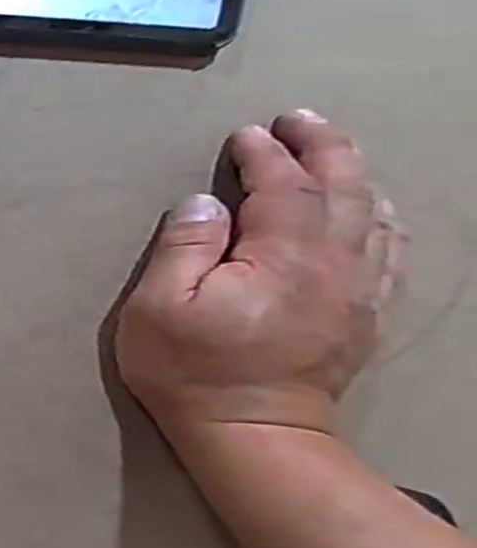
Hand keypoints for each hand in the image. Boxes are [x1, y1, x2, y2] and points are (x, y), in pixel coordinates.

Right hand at [116, 110, 405, 440]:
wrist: (249, 428)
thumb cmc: (186, 365)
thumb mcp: (158, 305)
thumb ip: (184, 248)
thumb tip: (204, 203)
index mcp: (281, 261)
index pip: (282, 192)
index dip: (266, 158)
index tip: (248, 133)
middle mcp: (334, 267)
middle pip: (342, 194)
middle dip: (324, 150)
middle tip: (302, 119)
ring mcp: (357, 291)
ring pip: (374, 217)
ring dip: (356, 177)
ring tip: (336, 154)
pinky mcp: (362, 313)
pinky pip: (388, 250)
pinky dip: (379, 218)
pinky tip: (371, 210)